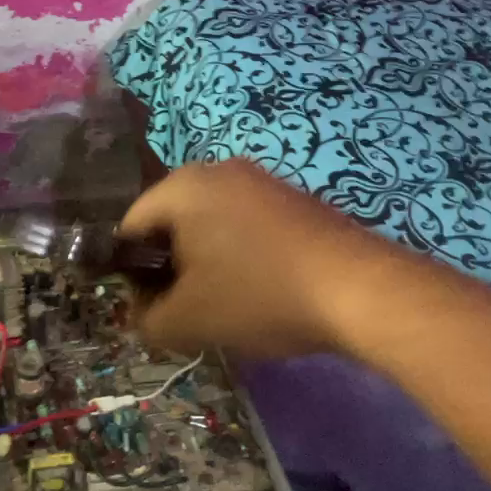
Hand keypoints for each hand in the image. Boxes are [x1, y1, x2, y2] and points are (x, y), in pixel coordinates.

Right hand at [119, 159, 407, 357]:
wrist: (359, 290)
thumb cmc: (259, 295)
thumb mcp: (189, 321)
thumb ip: (147, 319)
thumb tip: (141, 313)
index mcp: (181, 187)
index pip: (130, 226)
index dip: (130, 270)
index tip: (147, 306)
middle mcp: (215, 169)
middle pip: (171, 220)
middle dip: (171, 263)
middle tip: (185, 307)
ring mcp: (258, 179)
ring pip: (210, 221)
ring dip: (207, 258)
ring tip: (226, 302)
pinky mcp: (291, 196)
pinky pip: (246, 222)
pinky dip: (242, 252)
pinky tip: (262, 287)